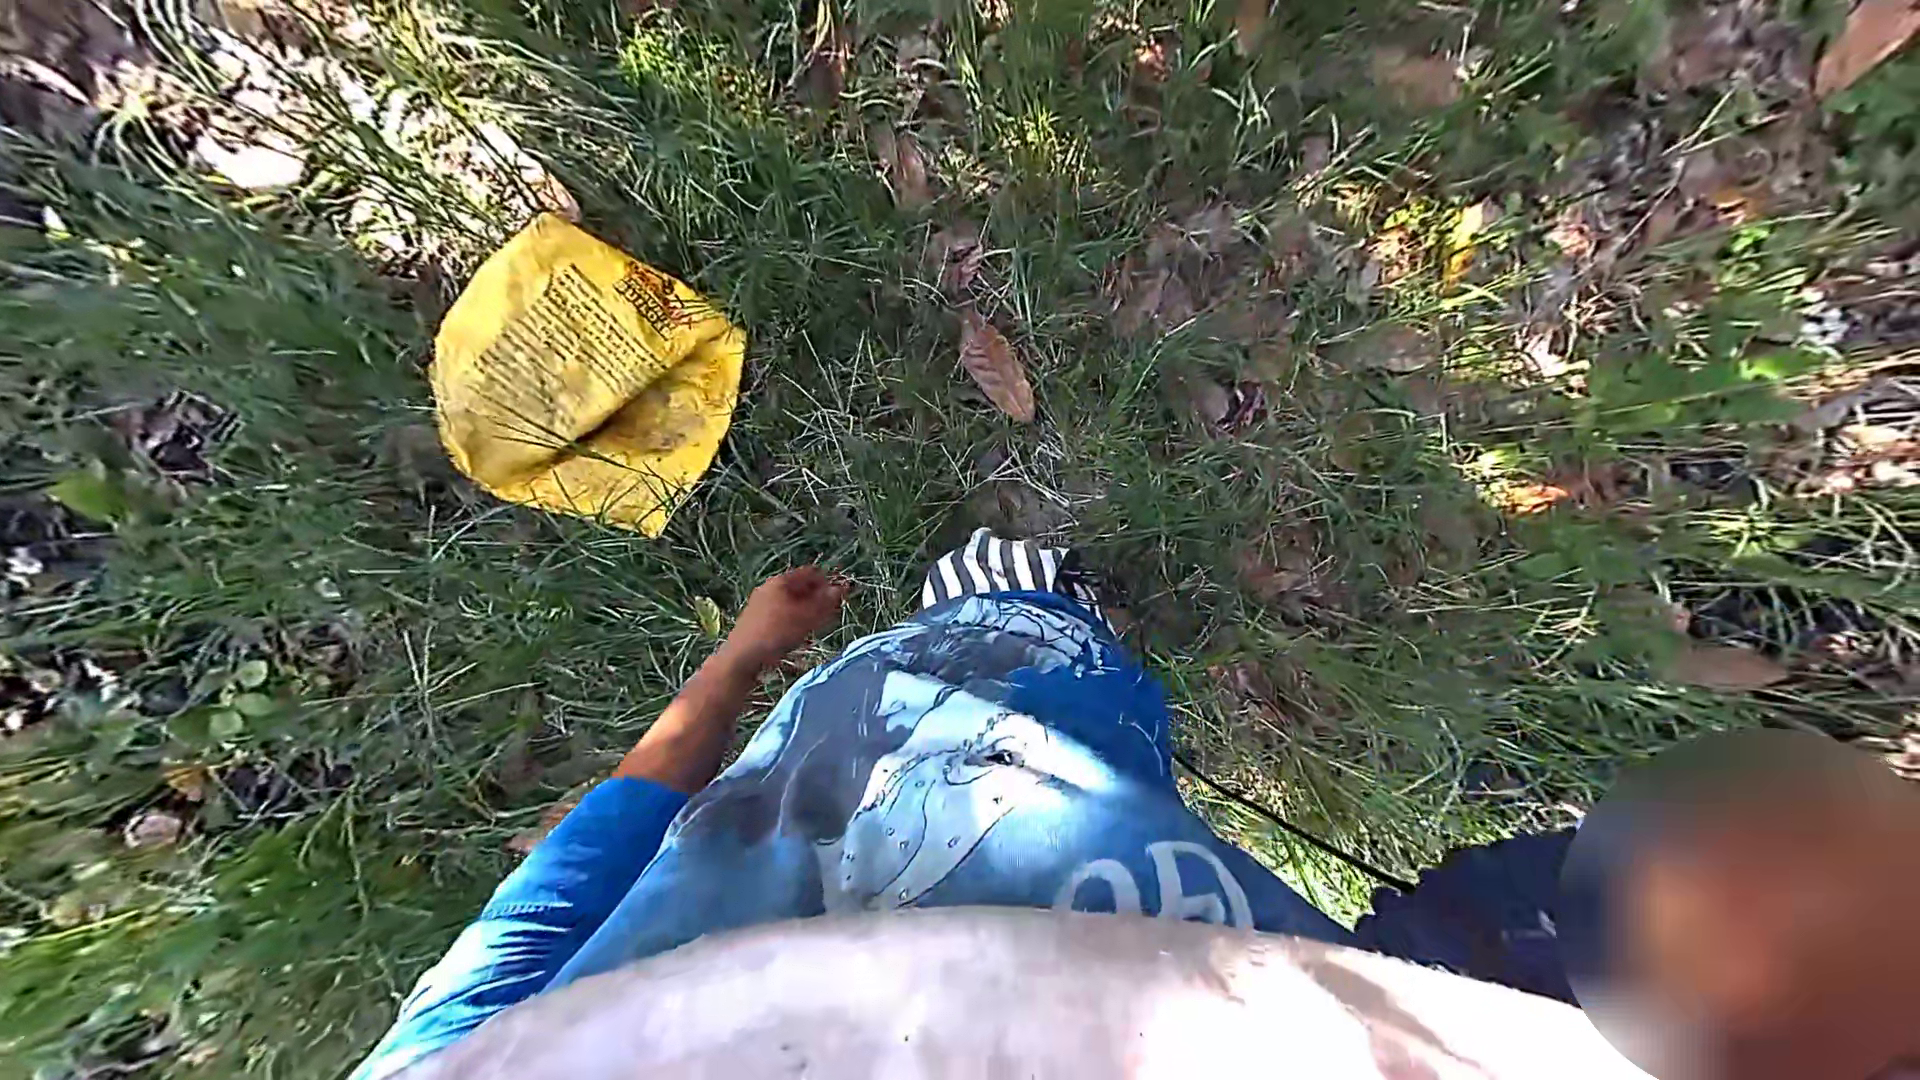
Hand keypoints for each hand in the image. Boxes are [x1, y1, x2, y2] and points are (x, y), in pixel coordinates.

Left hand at [718, 566, 848, 670]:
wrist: (742, 657)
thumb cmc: (777, 632)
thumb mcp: (807, 616)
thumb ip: (825, 601)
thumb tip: (839, 589)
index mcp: (781, 581)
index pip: (811, 573)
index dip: (827, 582)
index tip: (839, 598)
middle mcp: (770, 588)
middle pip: (801, 587)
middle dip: (818, 598)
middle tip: (830, 613)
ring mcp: (762, 604)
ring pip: (792, 602)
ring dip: (808, 611)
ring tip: (816, 626)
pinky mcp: (757, 620)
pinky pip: (783, 613)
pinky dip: (795, 620)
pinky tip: (799, 634)